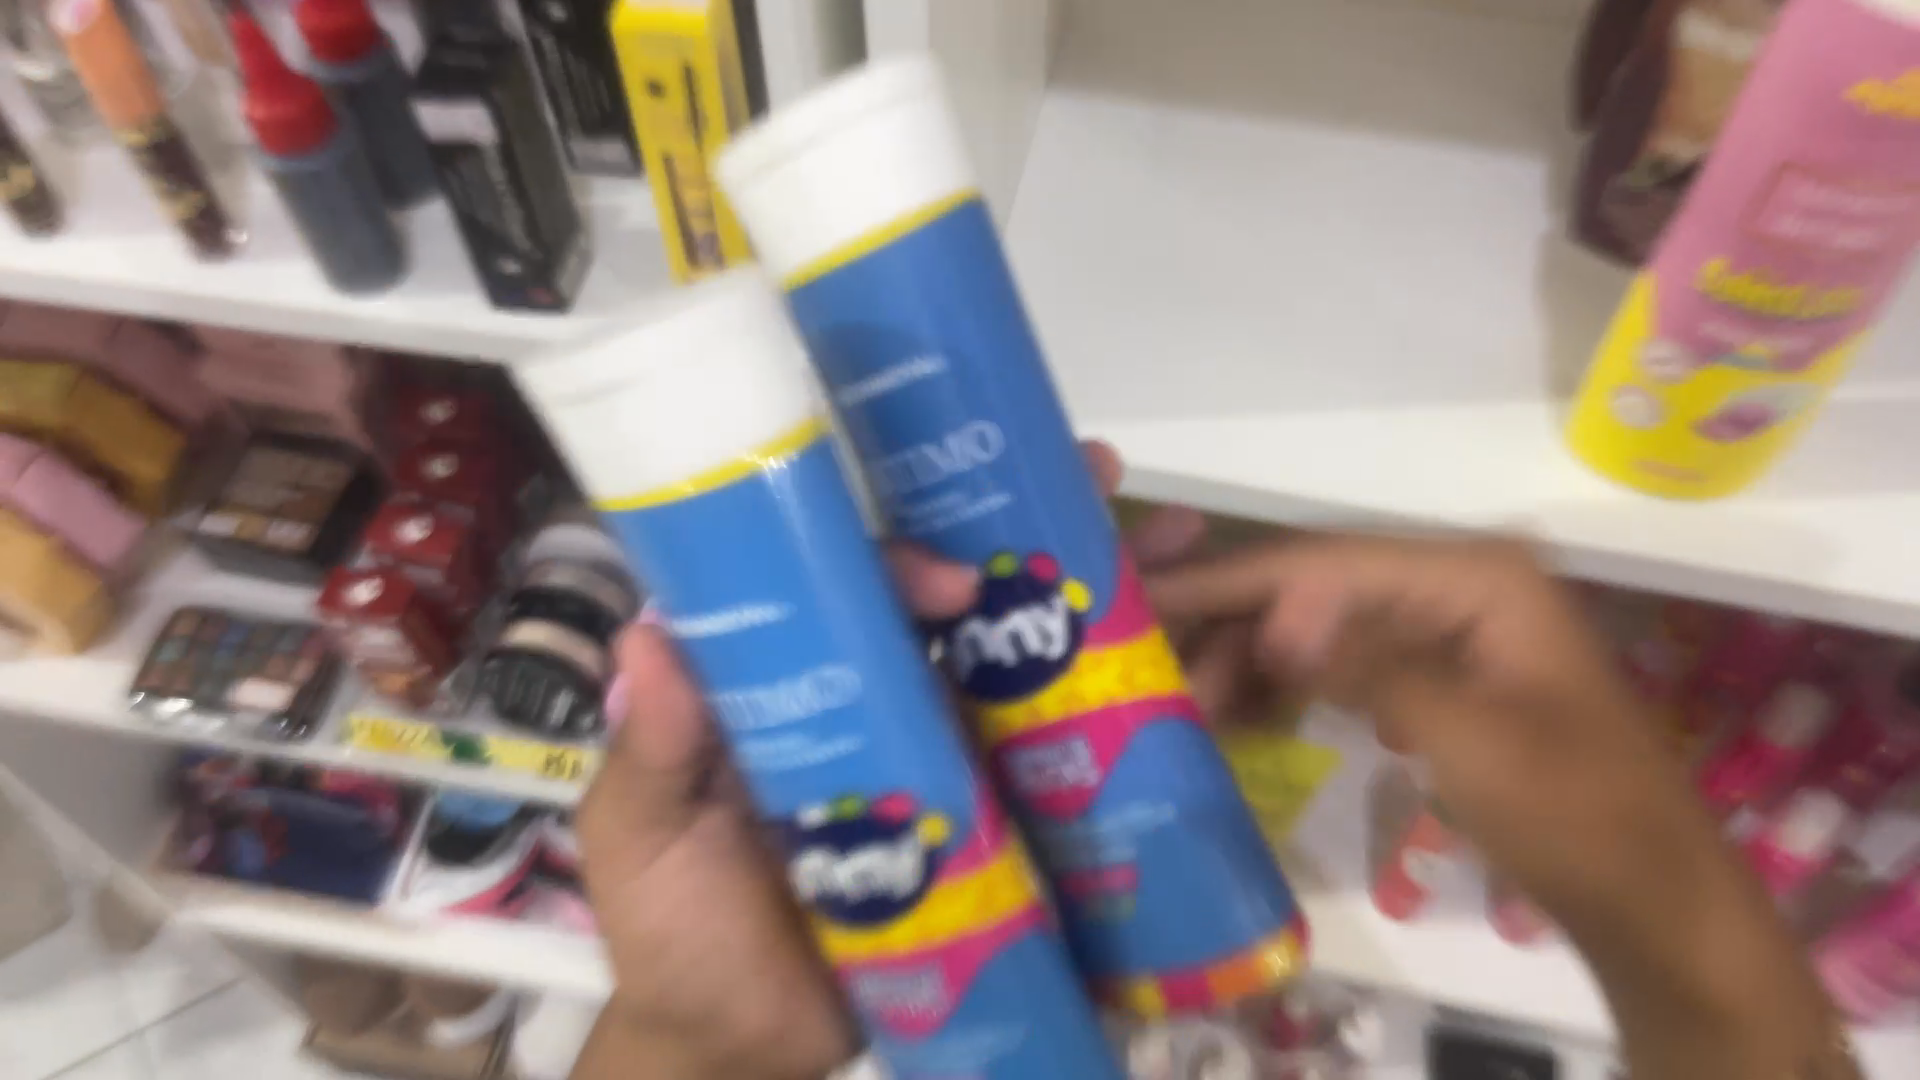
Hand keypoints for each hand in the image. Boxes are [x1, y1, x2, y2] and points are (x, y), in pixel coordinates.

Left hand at [574, 443, 1201, 1079]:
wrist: (749, 1042)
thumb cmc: (684, 928)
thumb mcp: (646, 836)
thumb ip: (656, 755)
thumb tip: (645, 642)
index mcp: (807, 674)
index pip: (857, 588)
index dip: (904, 563)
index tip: (956, 577)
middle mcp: (882, 686)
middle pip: (957, 593)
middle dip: (1025, 531)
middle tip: (1097, 472)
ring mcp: (945, 742)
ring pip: (1018, 648)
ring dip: (1088, 589)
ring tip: (1168, 539)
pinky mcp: (993, 805)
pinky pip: (1054, 740)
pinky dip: (1113, 696)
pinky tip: (1179, 660)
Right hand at [1148, 536, 1716, 924]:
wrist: (1648, 900)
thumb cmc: (1576, 814)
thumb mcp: (1471, 738)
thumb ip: (1368, 664)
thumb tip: (1275, 615)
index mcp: (1471, 574)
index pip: (1321, 562)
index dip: (1228, 579)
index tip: (1146, 596)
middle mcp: (1446, 581)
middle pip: (1307, 587)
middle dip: (1232, 627)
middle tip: (1156, 667)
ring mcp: (1433, 625)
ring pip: (1311, 624)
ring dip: (1249, 660)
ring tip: (1192, 703)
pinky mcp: (1421, 668)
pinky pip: (1331, 661)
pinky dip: (1282, 685)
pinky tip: (1238, 713)